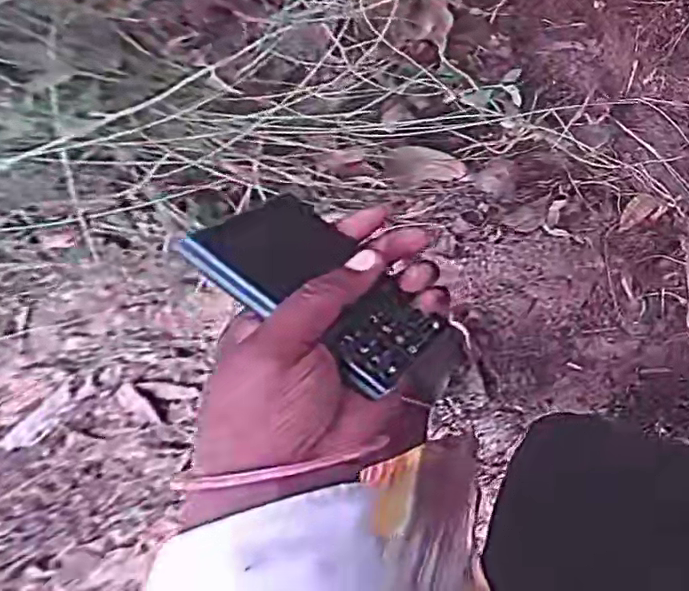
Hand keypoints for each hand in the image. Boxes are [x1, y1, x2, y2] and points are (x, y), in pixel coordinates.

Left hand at [180, 207, 457, 527]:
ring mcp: (361, 337)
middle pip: (367, 268)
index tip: (375, 217)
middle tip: (411, 238)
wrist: (294, 473)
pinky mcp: (392, 355)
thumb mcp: (270, 347)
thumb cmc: (256, 421)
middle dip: (393, 248)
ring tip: (417, 276)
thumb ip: (317, 295)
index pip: (317, 260)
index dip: (347, 234)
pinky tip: (430, 300)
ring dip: (414, 275)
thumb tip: (361, 259)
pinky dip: (431, 305)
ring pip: (398, 289)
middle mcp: (326, 320)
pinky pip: (420, 319)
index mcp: (281, 313)